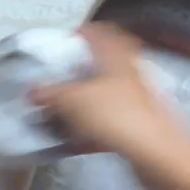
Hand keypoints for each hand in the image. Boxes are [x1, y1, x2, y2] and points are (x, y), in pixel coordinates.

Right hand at [31, 24, 189, 189]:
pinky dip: (87, 131)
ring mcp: (133, 105)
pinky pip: (105, 126)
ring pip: (102, 98)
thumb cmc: (117, 117)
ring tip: (58, 112)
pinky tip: (71, 142)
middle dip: (78, 73)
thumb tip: (32, 91)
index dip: (83, 33)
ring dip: (80, 104)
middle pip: (102, 67)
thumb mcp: (74, 101)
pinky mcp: (134, 131)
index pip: (101, 34)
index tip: (64, 42)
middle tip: (57, 79)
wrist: (157, 156)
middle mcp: (128, 77)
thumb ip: (50, 94)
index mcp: (116, 58)